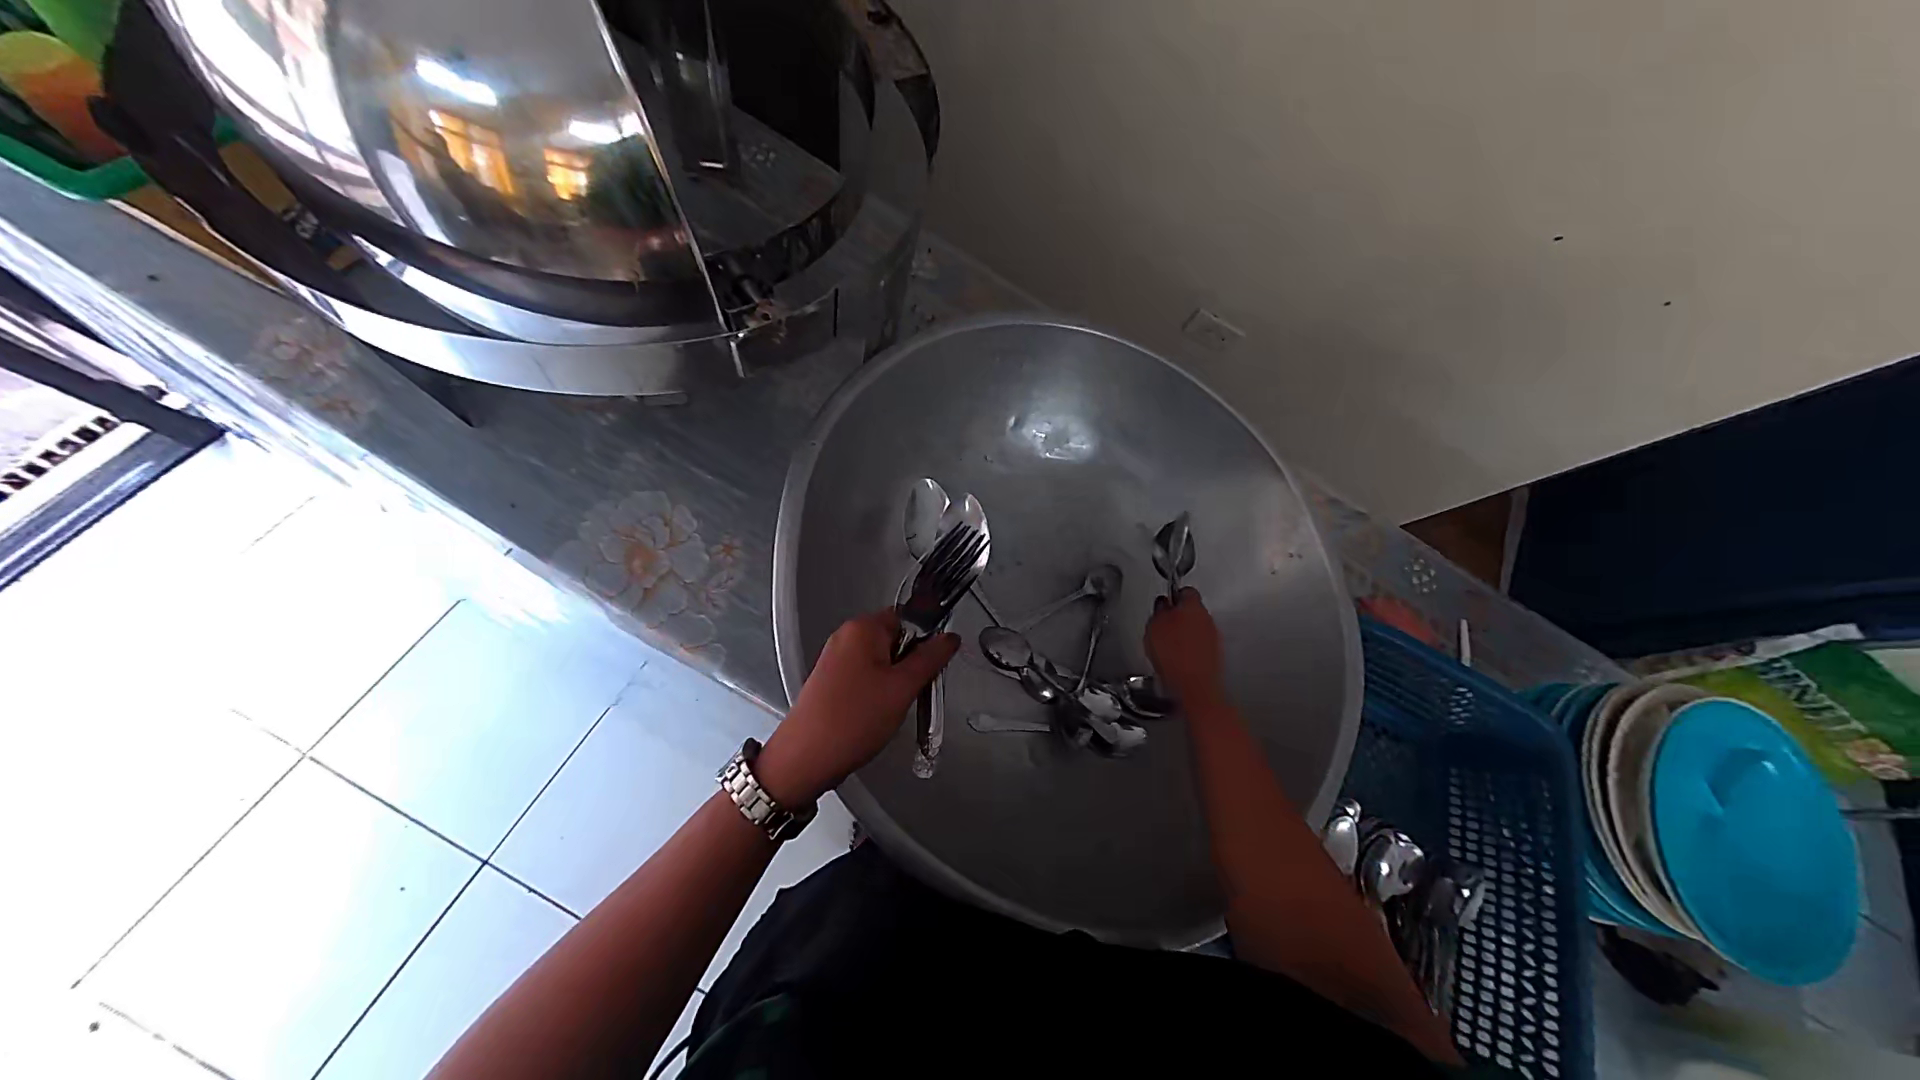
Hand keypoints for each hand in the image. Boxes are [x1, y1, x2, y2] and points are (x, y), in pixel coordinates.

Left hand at [756, 608, 958, 805]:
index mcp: (862, 629)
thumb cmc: (848, 722)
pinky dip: (877, 694)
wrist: (806, 759)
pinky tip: (875, 715)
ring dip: (894, 682)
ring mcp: (837, 660)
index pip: (908, 617)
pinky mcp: (832, 682)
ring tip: (890, 708)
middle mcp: (846, 638)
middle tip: (911, 691)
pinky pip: (866, 678)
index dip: (925, 639)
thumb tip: (948, 639)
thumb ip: (931, 658)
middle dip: (909, 665)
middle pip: (895, 639)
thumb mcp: (903, 688)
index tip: (932, 662)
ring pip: (882, 662)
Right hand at [1145, 587, 1223, 703]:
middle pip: (1193, 610)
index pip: (1186, 591)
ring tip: (1167, 645)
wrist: (1193, 686)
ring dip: (1184, 634)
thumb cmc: (1174, 655)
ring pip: (1197, 629)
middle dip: (1179, 616)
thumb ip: (1160, 610)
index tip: (1165, 602)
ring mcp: (1213, 639)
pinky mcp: (1213, 657)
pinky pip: (1200, 647)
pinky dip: (1189, 650)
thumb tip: (1162, 603)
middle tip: (1163, 624)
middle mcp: (1208, 619)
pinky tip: (1176, 659)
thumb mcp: (1154, 625)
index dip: (1173, 595)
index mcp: (1193, 606)